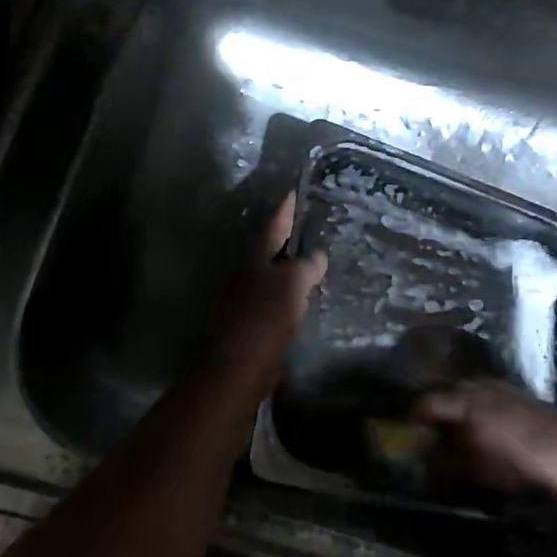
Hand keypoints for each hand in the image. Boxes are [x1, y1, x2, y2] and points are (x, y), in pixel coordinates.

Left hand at [198, 193, 328, 393]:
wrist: (238, 364)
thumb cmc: (264, 317)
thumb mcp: (291, 285)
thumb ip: (305, 267)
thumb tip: (316, 257)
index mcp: (254, 257)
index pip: (274, 224)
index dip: (286, 209)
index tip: (296, 192)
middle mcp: (246, 273)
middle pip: (270, 250)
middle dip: (289, 240)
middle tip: (314, 228)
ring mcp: (247, 298)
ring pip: (274, 276)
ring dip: (292, 270)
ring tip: (318, 263)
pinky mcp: (253, 322)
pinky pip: (277, 301)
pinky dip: (292, 296)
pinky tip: (309, 300)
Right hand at [412, 381, 556, 501]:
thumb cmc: (520, 459)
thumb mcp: (477, 466)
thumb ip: (447, 462)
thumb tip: (426, 464)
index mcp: (461, 397)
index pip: (426, 403)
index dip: (414, 419)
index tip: (406, 434)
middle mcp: (478, 386)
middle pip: (448, 396)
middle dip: (438, 415)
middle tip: (430, 435)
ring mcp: (504, 390)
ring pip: (471, 398)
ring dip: (461, 414)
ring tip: (458, 437)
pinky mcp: (525, 400)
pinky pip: (491, 403)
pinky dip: (481, 416)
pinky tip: (486, 435)